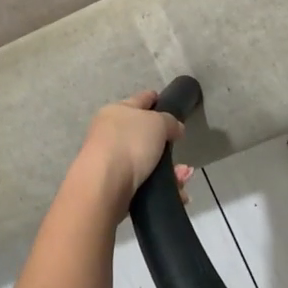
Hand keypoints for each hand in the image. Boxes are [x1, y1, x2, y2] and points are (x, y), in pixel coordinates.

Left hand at [66, 91, 186, 219]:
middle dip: (164, 141)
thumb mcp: (157, 123)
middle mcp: (111, 134)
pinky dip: (162, 184)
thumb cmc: (130, 143)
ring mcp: (113, 160)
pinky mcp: (117, 184)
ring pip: (148, 161)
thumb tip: (175, 128)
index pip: (139, 100)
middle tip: (179, 144)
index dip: (152, 98)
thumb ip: (170, 121)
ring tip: (183, 175)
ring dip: (168, 168)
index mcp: (116, 111)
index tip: (164, 100)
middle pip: (143, 133)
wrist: (105, 184)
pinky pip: (147, 181)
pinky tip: (178, 189)